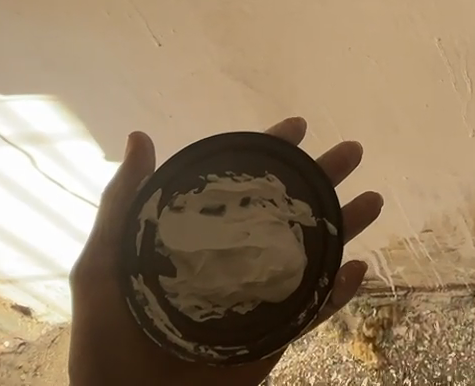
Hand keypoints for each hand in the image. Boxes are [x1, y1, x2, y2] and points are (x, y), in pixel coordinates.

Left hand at [68, 117, 385, 385]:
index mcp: (201, 239)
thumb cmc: (106, 348)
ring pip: (312, 254)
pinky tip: (358, 268)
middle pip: (289, 210)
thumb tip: (139, 137)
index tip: (298, 125)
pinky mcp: (273, 340)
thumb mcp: (101, 270)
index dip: (271, 151)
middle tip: (352, 150)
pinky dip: (339, 293)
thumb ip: (122, 205)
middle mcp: (236, 260)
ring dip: (344, 226)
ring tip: (373, 199)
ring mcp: (259, 300)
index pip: (243, 183)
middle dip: (323, 177)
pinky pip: (314, 313)